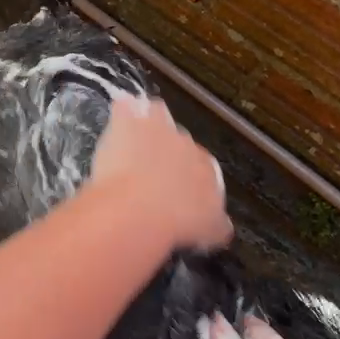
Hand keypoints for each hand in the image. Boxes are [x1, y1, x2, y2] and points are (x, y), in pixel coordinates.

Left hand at [87, 95, 231, 254]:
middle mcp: (186, 144)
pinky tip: (119, 119)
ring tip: (136, 141)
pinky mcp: (128, 123)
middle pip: (180, 142)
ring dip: (150, 123)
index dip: (188, 178)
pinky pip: (126, 108)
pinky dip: (123, 111)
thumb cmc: (177, 223)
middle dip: (167, 154)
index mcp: (207, 168)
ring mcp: (156, 129)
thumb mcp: (209, 231)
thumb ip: (215, 223)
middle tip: (151, 176)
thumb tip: (220, 224)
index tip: (176, 193)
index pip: (202, 166)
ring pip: (158, 114)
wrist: (142, 208)